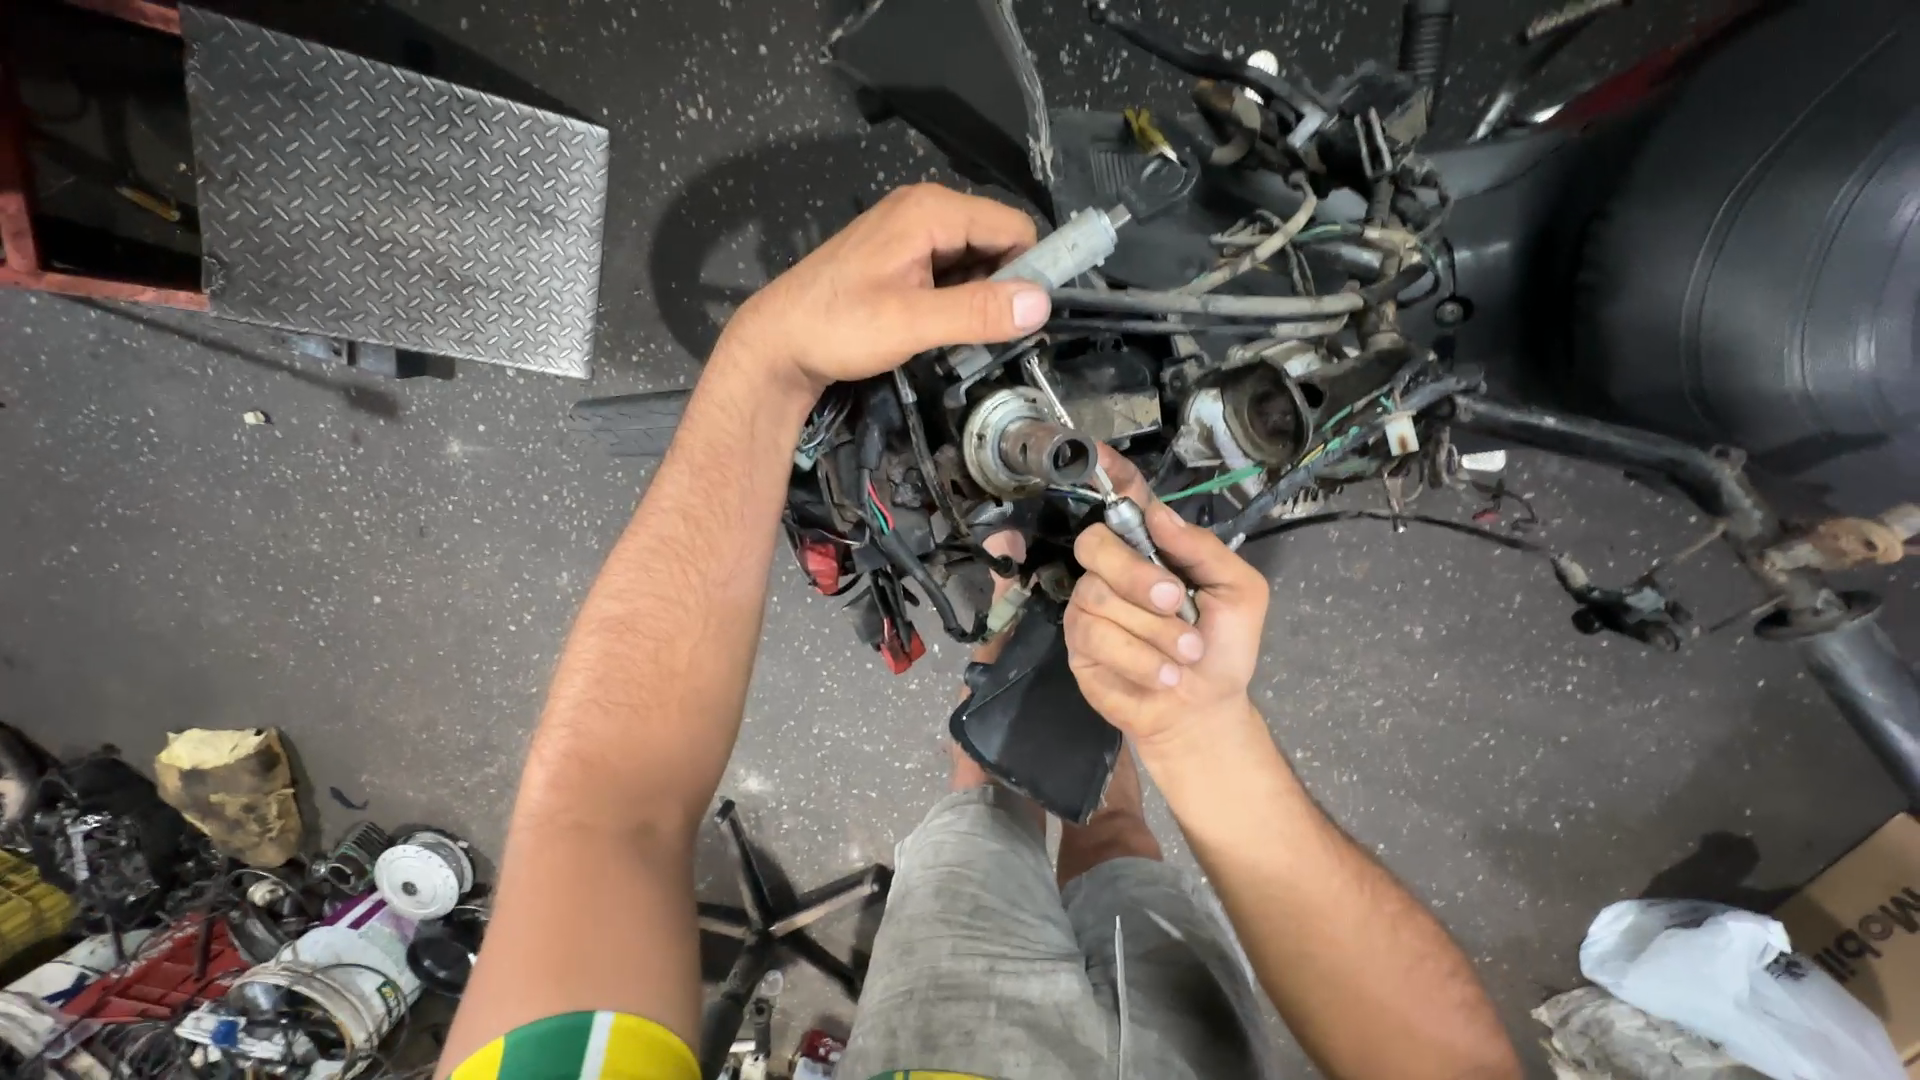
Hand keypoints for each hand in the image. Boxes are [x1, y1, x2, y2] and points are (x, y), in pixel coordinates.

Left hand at [722, 184, 1051, 390]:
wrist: (777, 342)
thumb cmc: (838, 327)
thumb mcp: (912, 323)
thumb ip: (977, 312)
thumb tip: (1041, 304)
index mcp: (930, 211)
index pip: (1012, 225)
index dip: (1030, 268)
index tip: (1031, 317)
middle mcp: (924, 211)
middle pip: (995, 241)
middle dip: (1005, 286)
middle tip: (996, 336)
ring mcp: (909, 234)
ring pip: (973, 260)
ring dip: (980, 298)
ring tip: (967, 338)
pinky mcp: (899, 259)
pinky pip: (949, 272)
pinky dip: (958, 300)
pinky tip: (946, 330)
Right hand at [1065, 448, 1270, 752]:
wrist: (1204, 710)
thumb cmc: (1223, 647)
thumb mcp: (1239, 593)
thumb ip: (1202, 550)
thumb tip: (1158, 513)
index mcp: (1153, 549)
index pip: (1125, 502)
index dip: (1109, 476)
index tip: (1097, 453)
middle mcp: (1115, 570)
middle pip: (1095, 544)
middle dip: (1136, 575)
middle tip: (1175, 602)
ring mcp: (1090, 607)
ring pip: (1099, 598)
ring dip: (1152, 632)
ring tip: (1186, 656)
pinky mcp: (1078, 646)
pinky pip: (1096, 638)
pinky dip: (1139, 658)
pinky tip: (1164, 674)